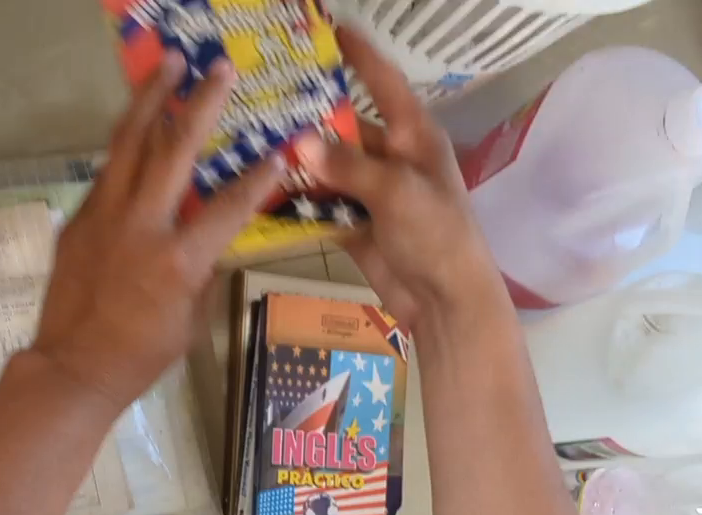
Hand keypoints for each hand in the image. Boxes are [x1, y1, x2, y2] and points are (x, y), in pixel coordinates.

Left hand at [30, 53, 286, 410]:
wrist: (75, 367)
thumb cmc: (142, 356)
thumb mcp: (189, 322)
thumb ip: (203, 276)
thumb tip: (212, 246)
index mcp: (180, 261)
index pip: (229, 208)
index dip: (257, 179)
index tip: (279, 151)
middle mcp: (143, 226)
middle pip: (175, 149)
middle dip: (201, 103)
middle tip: (219, 68)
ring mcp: (105, 217)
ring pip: (129, 143)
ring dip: (151, 99)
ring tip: (166, 65)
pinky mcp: (78, 220)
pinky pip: (107, 174)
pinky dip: (125, 149)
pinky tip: (136, 134)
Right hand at [293, 29, 512, 337]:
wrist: (443, 299)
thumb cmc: (434, 233)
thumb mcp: (395, 190)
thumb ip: (347, 166)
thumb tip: (298, 142)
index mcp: (413, 136)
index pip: (384, 83)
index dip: (360, 56)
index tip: (330, 29)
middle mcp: (392, 159)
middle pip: (347, 128)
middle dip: (312, 118)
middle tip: (268, 100)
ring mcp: (374, 196)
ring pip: (331, 171)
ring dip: (301, 164)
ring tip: (257, 145)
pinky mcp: (358, 228)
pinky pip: (325, 208)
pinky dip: (302, 205)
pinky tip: (269, 195)